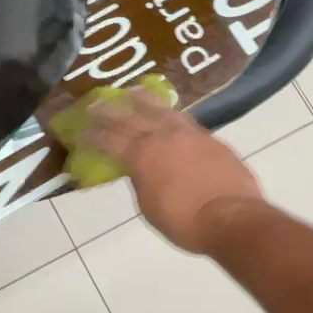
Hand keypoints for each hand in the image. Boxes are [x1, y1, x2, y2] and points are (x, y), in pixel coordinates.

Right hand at [83, 89, 263, 254]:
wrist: (233, 218)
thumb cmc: (184, 220)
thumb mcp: (149, 206)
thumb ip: (142, 182)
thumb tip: (140, 171)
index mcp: (141, 155)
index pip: (109, 141)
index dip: (92, 135)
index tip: (79, 129)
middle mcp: (162, 137)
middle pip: (131, 118)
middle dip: (110, 111)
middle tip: (95, 103)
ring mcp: (189, 135)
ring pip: (161, 110)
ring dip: (143, 100)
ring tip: (132, 92)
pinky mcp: (211, 140)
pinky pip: (185, 119)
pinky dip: (171, 113)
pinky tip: (169, 113)